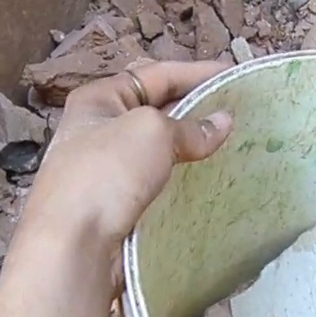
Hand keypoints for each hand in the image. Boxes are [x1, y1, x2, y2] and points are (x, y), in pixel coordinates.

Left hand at [18, 60, 235, 291]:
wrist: (75, 244)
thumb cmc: (106, 175)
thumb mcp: (152, 132)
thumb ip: (190, 126)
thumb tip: (223, 124)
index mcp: (100, 100)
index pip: (157, 74)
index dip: (198, 72)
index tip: (235, 77)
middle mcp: (101, 131)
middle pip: (158, 112)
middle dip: (197, 111)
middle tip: (240, 116)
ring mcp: (110, 172)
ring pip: (161, 152)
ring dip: (193, 150)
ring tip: (233, 150)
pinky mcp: (121, 208)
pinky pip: (160, 185)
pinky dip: (184, 182)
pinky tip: (209, 186)